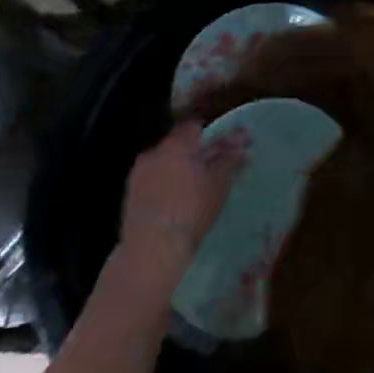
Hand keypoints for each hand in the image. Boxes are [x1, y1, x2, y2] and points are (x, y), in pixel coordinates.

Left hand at [118, 121, 239, 267]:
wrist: (153, 246)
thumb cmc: (193, 208)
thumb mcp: (219, 183)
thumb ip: (230, 160)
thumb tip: (243, 148)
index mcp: (176, 145)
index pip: (194, 126)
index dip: (210, 135)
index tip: (223, 149)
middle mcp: (154, 153)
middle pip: (178, 145)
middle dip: (194, 154)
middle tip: (212, 170)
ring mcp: (138, 174)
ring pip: (164, 164)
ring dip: (178, 170)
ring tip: (194, 190)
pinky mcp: (130, 195)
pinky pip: (153, 181)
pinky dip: (165, 186)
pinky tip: (177, 203)